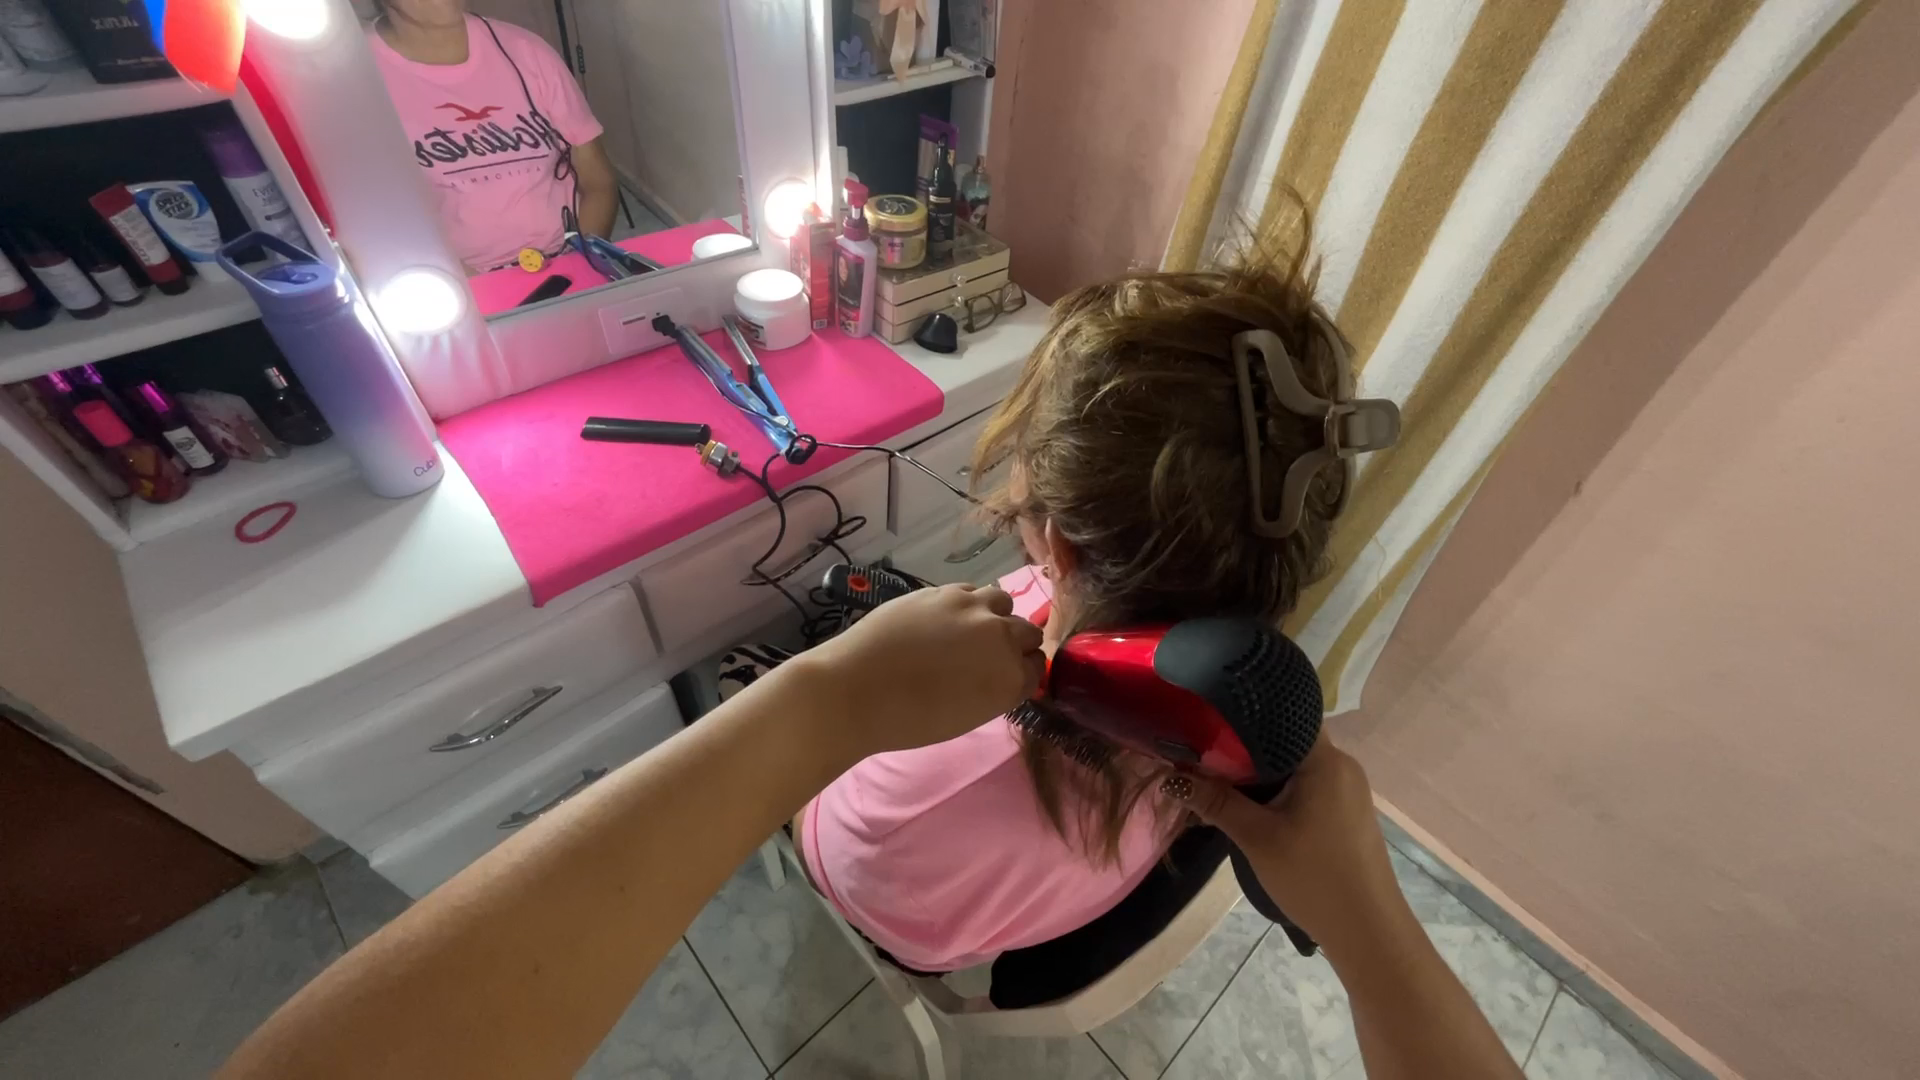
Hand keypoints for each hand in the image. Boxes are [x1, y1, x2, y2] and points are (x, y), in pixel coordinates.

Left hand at [796, 584, 1045, 756]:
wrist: (856, 690)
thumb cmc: (909, 720)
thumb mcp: (967, 715)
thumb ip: (994, 690)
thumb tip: (997, 672)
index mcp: (1009, 678)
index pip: (1037, 667)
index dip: (1024, 671)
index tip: (1009, 676)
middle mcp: (1001, 637)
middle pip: (1028, 632)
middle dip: (1016, 643)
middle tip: (991, 655)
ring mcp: (971, 608)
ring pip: (1002, 602)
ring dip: (995, 615)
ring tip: (972, 630)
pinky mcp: (943, 591)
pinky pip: (971, 591)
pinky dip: (968, 604)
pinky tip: (948, 618)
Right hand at [1182, 732, 1410, 955]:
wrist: (1369, 937)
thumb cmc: (1315, 878)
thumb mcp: (1256, 837)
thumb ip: (1214, 801)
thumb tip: (1171, 777)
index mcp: (1325, 761)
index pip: (1283, 713)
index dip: (1245, 710)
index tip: (1207, 711)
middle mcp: (1340, 766)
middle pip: (1283, 738)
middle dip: (1242, 742)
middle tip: (1199, 741)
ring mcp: (1344, 790)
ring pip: (1291, 763)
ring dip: (1256, 768)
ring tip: (1213, 768)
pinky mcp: (1342, 811)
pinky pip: (1302, 783)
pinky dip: (1273, 786)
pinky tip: (1245, 799)